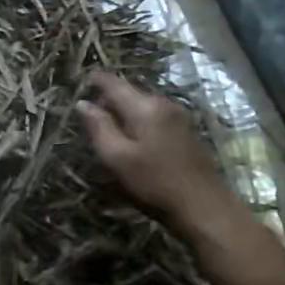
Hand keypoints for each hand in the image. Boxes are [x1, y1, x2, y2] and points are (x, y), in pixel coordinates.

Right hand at [76, 72, 234, 227]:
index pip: (114, 84)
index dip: (96, 80)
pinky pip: (154, 114)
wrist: (203, 204)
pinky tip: (133, 137)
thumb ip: (99, 127)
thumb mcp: (117, 157)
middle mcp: (163, 103)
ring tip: (109, 126)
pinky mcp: (185, 129)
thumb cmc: (154, 181)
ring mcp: (178, 115)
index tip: (81, 80)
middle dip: (109, 97)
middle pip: (130, 91)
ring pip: (143, 103)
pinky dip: (139, 119)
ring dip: (124, 110)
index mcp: (144, 107)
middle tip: (90, 113)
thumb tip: (83, 103)